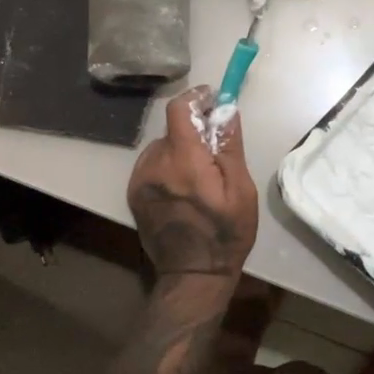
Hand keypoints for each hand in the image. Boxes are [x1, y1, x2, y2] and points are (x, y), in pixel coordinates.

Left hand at [127, 87, 258, 276]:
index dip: (196, 97)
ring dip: (181, 147)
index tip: (213, 98)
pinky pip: (151, 164)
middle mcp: (154, 165)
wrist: (193, 275)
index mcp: (183, 162)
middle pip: (173, 128)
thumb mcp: (240, 189)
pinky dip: (168, 164)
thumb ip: (229, 147)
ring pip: (161, 146)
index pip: (179, 110)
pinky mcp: (133, 194)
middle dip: (195, 129)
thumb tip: (226, 110)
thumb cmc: (226, 233)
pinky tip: (184, 185)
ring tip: (202, 171)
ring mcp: (140, 181)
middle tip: (217, 146)